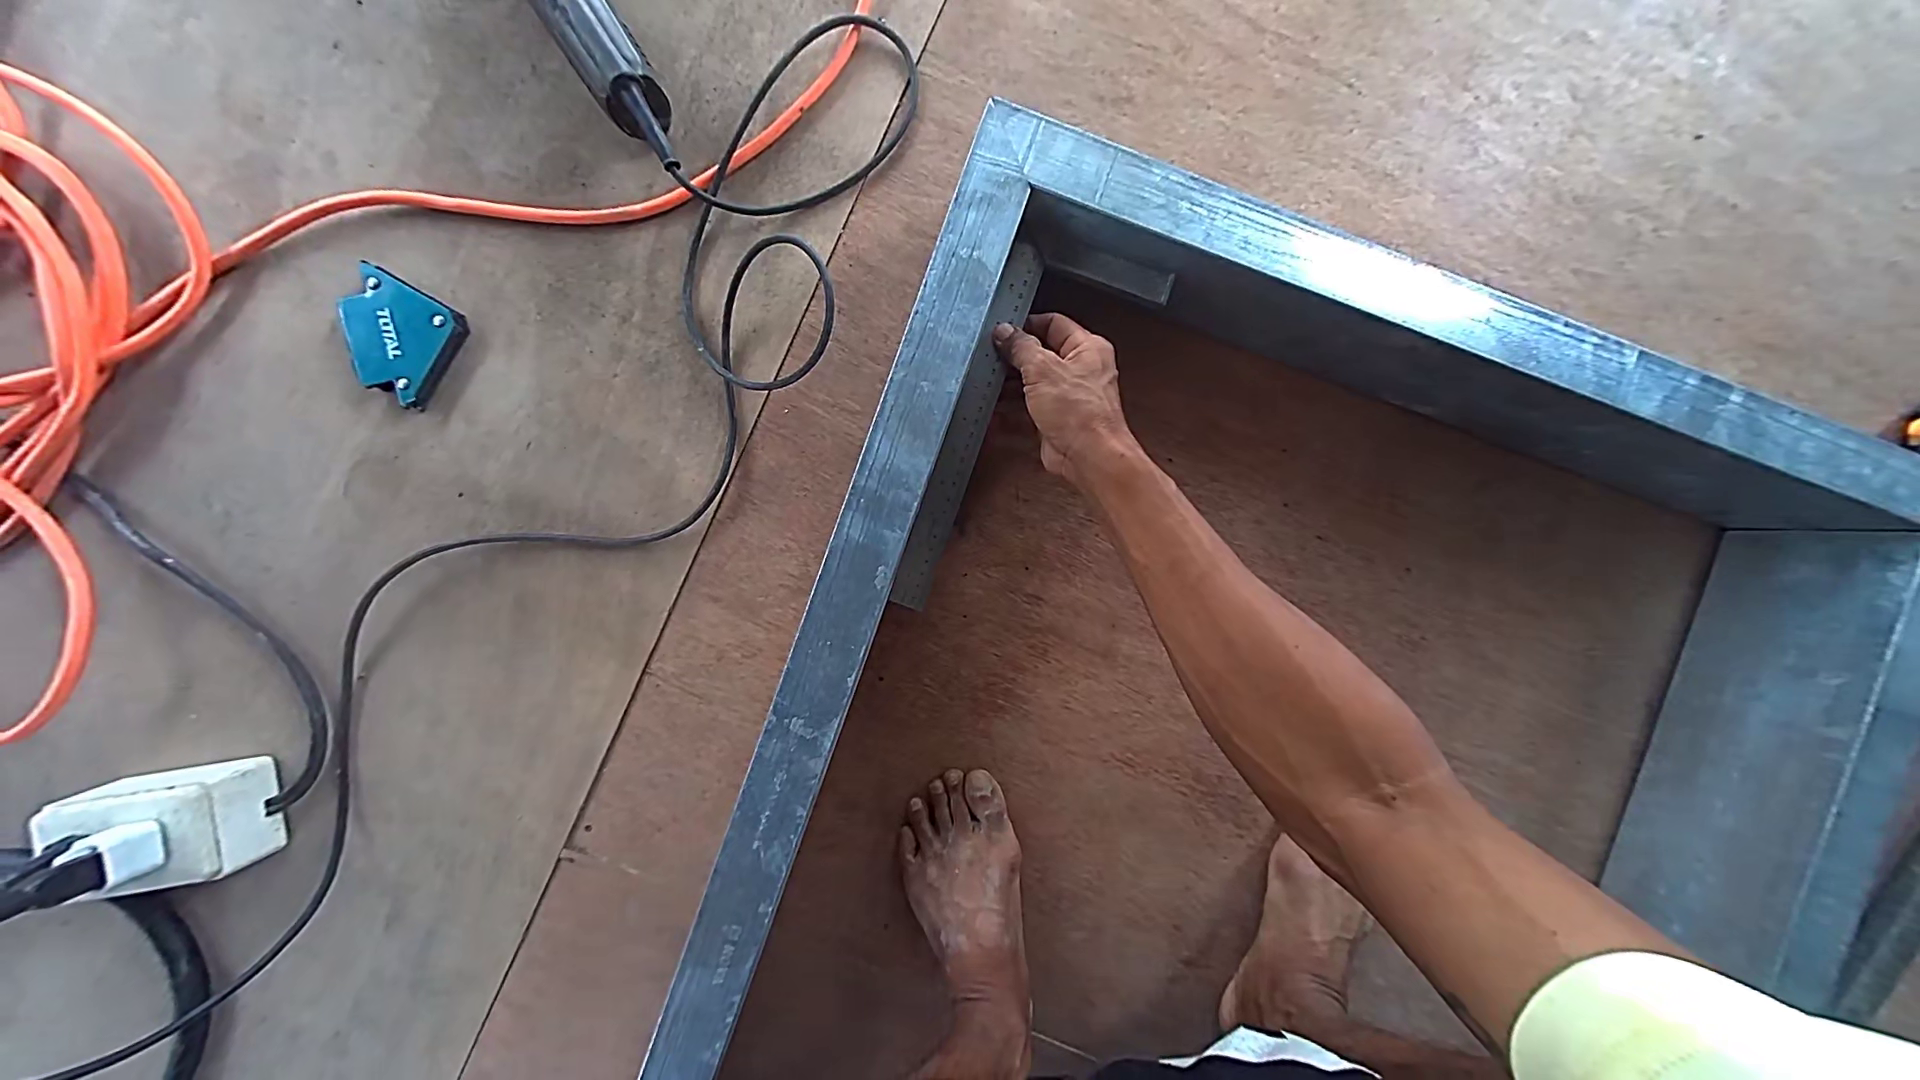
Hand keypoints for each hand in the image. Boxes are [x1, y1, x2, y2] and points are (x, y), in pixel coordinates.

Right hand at [992, 313, 1138, 486]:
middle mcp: (1081, 372)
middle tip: (992, 359)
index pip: (1055, 324)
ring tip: (988, 386)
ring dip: (1009, 389)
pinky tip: (993, 414)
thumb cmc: (1083, 414)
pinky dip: (1010, 414)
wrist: (1089, 456)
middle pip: (1041, 357)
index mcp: (1087, 349)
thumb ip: (1022, 347)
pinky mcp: (1056, 422)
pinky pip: (1028, 413)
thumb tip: (1007, 333)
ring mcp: (1068, 399)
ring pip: (1032, 387)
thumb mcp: (1043, 369)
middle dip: (1014, 361)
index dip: (1028, 325)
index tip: (1005, 330)